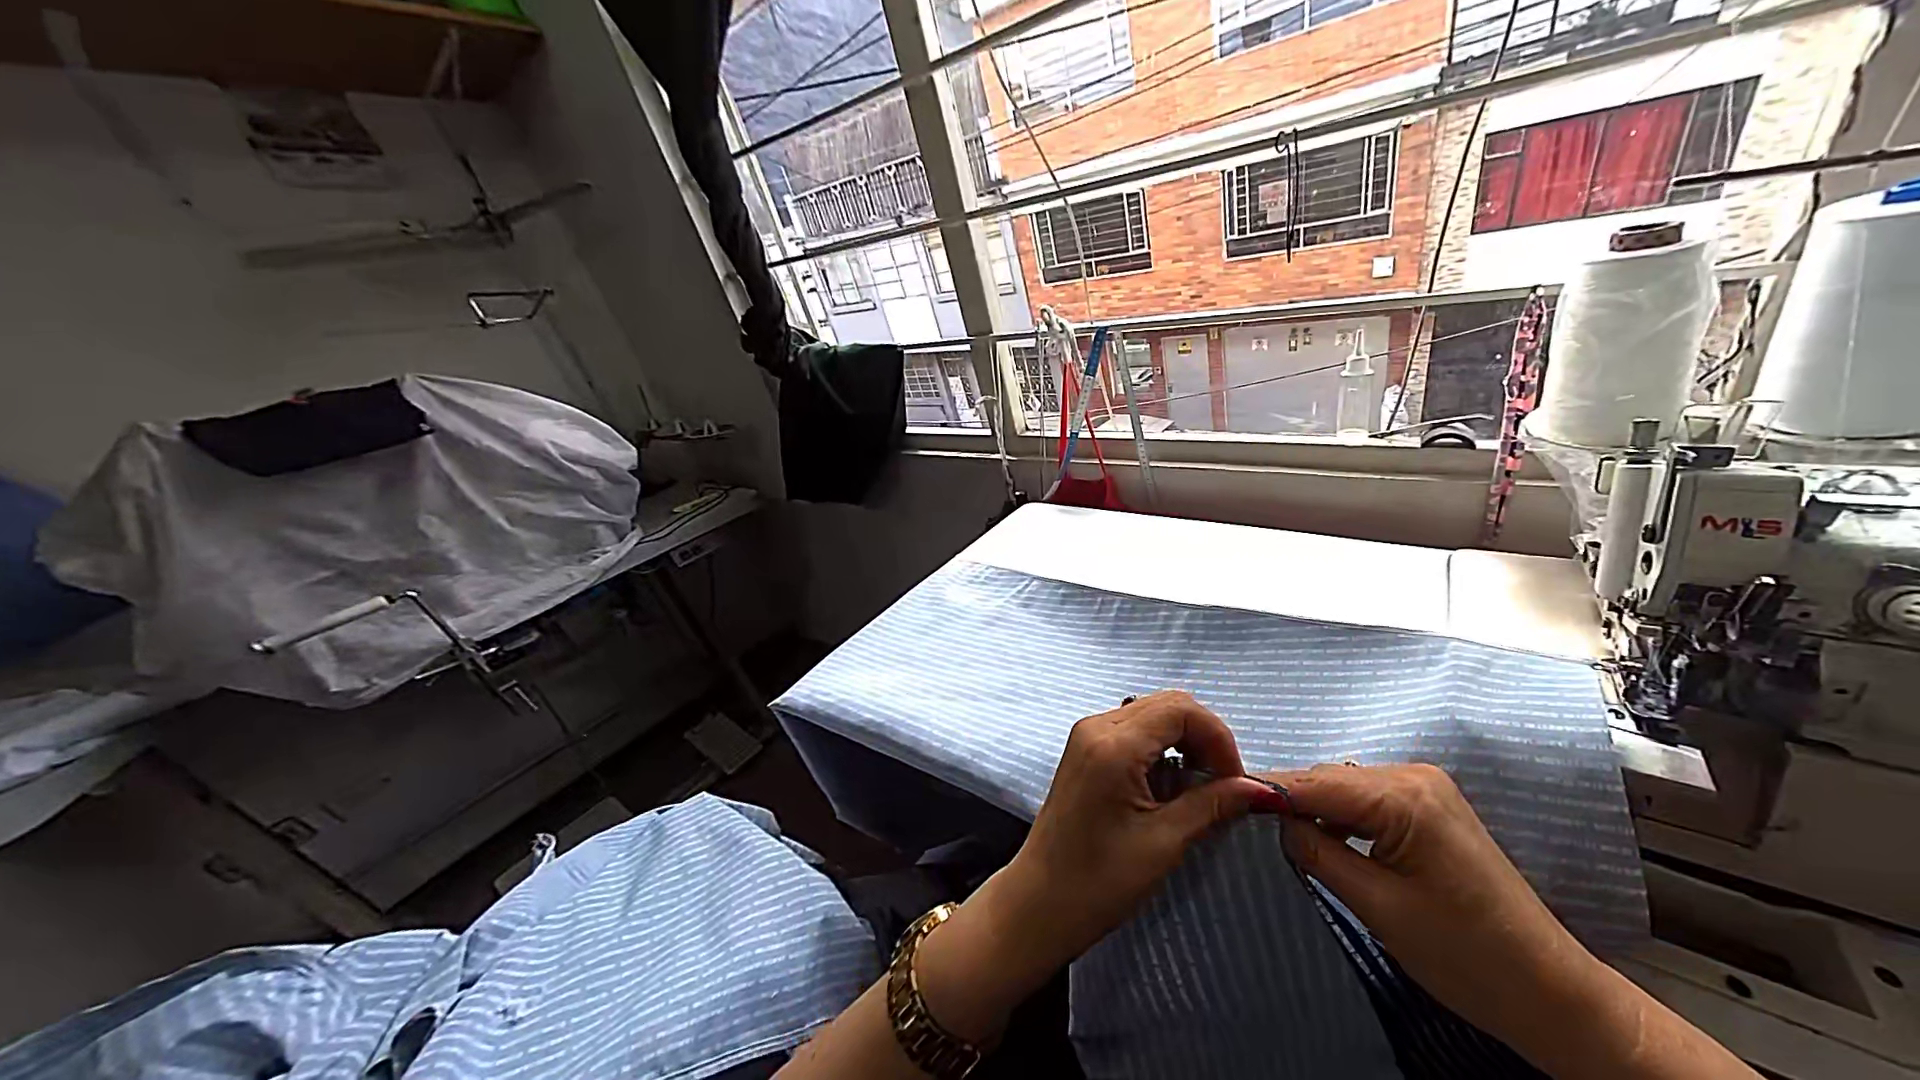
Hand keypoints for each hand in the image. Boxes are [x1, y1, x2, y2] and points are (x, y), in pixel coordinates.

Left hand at [914, 692, 1269, 1041]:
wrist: (1040, 901)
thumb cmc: (1098, 880)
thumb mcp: (1164, 842)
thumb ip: (1213, 804)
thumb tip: (1260, 788)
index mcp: (1112, 744)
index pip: (1181, 709)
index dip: (1218, 738)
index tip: (1235, 781)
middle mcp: (1095, 727)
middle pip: (1167, 705)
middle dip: (1204, 737)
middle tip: (1222, 785)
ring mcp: (1086, 736)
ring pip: (1151, 715)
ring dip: (1184, 742)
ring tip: (1199, 790)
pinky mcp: (1084, 751)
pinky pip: (1133, 731)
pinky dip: (1161, 749)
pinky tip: (1170, 788)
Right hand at [1264, 764, 1632, 1076]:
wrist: (1550, 993)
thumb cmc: (1465, 954)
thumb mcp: (1375, 904)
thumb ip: (1315, 851)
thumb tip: (1272, 820)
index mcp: (1404, 796)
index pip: (1313, 781)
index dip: (1265, 791)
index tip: (1220, 799)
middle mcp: (1414, 777)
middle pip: (1326, 779)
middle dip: (1288, 801)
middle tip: (1242, 824)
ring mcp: (1425, 789)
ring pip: (1342, 788)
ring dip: (1312, 809)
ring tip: (1276, 835)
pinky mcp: (1429, 807)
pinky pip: (1365, 800)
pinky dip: (1339, 817)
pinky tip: (1321, 839)